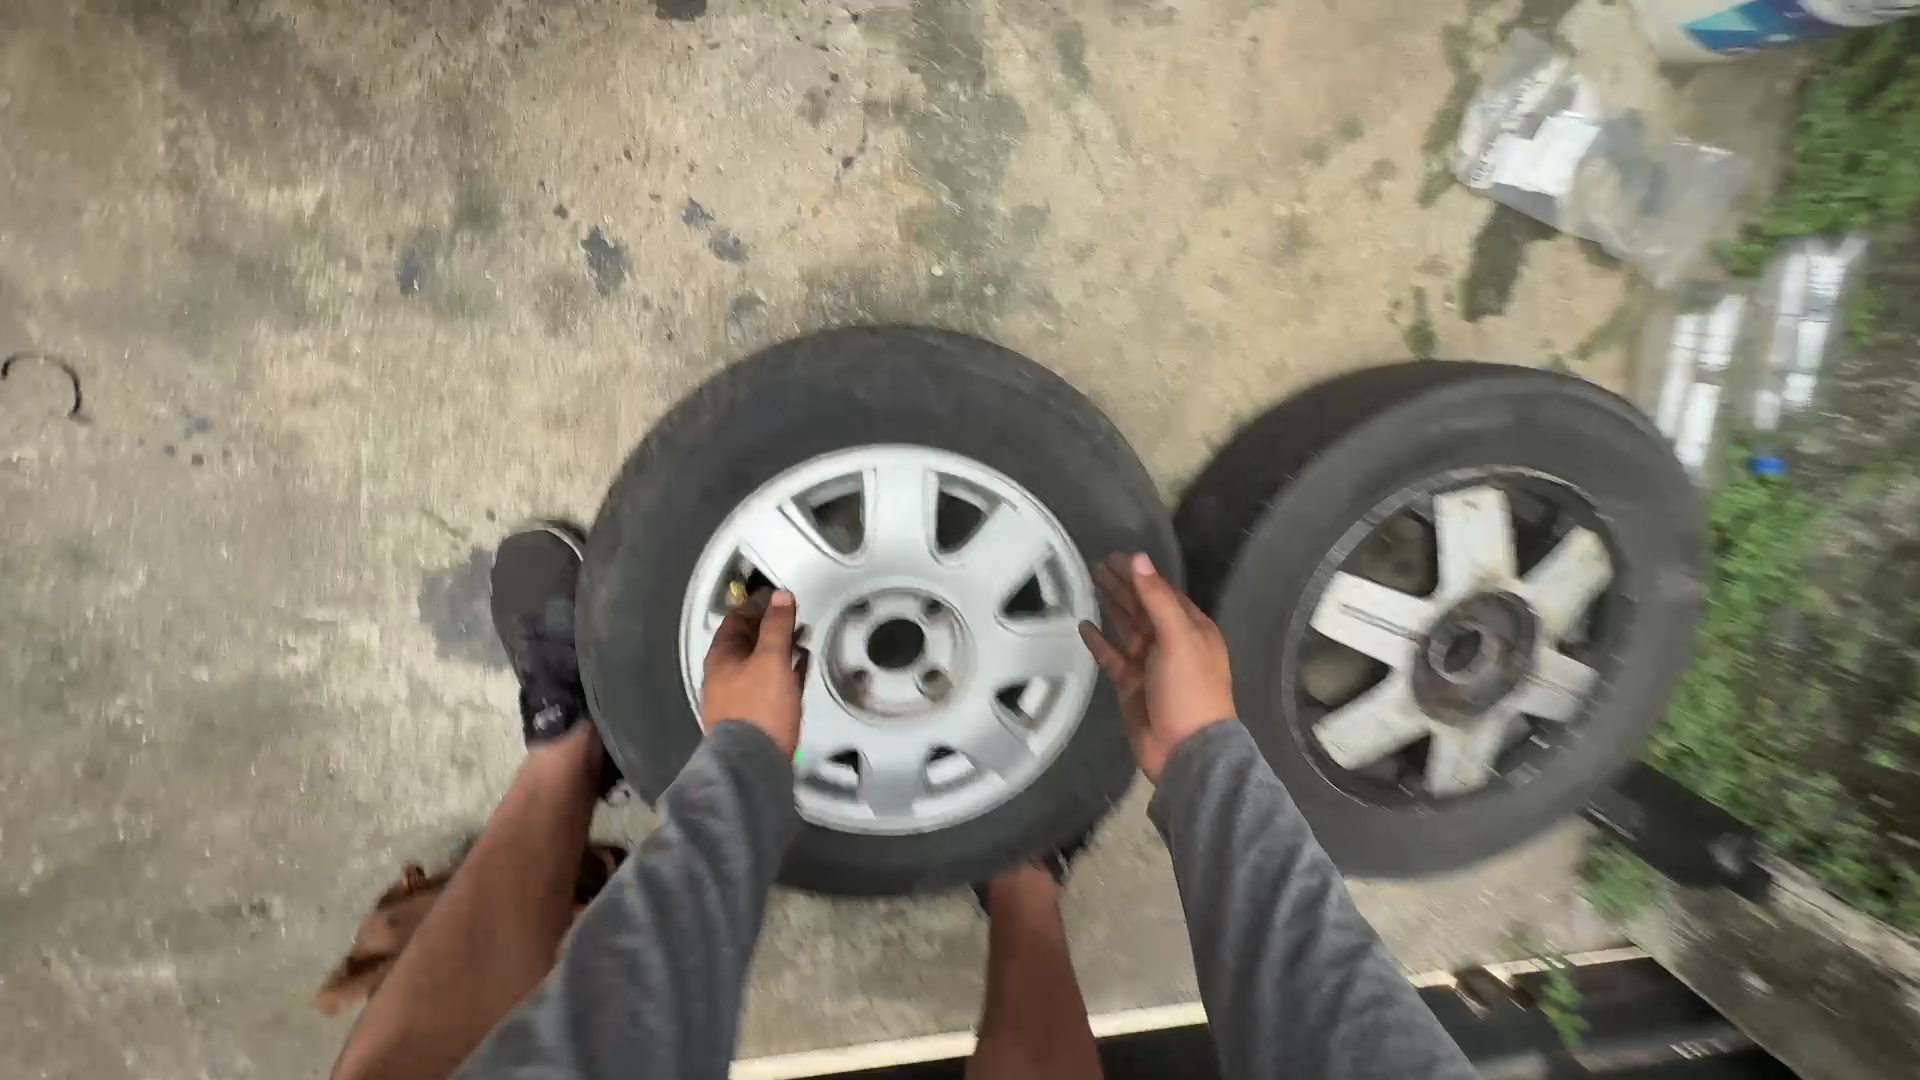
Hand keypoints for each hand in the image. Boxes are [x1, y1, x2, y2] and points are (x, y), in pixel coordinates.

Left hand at [702, 589, 806, 756]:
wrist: (752, 763)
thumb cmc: (758, 707)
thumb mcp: (771, 658)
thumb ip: (776, 626)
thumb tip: (781, 597)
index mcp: (722, 657)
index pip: (737, 619)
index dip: (758, 604)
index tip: (779, 597)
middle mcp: (725, 674)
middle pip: (748, 640)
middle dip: (771, 626)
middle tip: (793, 616)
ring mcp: (739, 695)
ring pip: (760, 661)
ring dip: (780, 648)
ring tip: (802, 639)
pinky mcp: (755, 713)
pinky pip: (770, 682)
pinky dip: (784, 670)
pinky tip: (800, 669)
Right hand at [1079, 553, 1235, 781]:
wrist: (1185, 749)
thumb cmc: (1189, 689)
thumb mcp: (1178, 638)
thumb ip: (1157, 598)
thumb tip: (1139, 559)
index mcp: (1192, 629)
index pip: (1162, 593)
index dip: (1140, 574)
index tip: (1117, 556)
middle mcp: (1171, 643)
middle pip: (1143, 607)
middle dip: (1122, 586)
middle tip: (1097, 565)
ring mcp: (1149, 664)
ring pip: (1126, 627)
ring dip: (1110, 606)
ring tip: (1089, 585)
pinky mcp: (1130, 684)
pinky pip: (1111, 655)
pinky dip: (1098, 641)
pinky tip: (1083, 625)